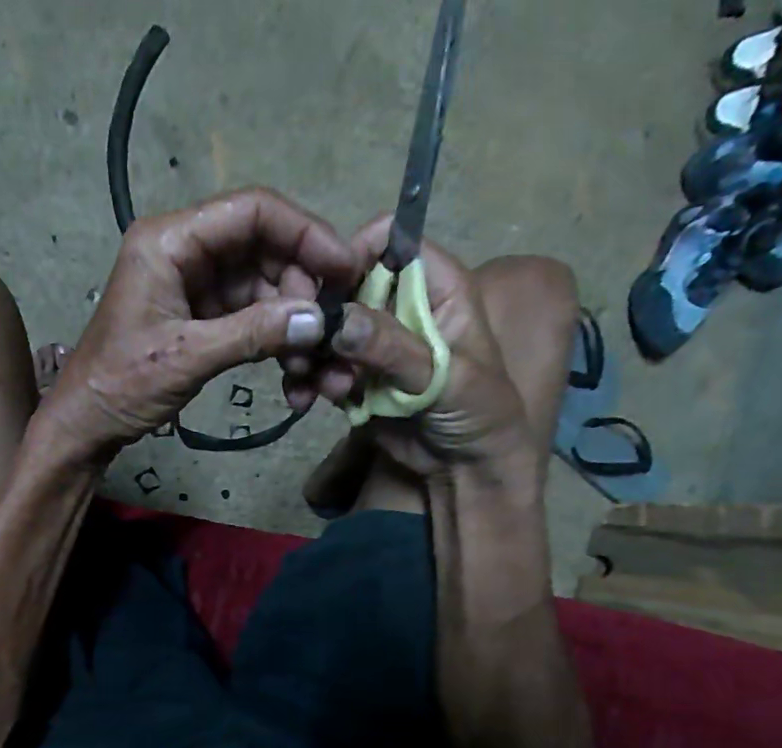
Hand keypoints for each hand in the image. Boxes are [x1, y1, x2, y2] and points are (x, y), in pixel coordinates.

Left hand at [32, 188, 362, 464]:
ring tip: (312, 359)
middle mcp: (184, 251)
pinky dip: (274, 336)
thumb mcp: (186, 356)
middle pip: (264, 246)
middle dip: (301, 285)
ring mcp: (195, 284)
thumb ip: (252, 333)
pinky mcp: (202, 315)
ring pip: (264, 283)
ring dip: (293, 318)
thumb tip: (319, 320)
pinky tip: (294, 367)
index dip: (305, 233)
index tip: (344, 268)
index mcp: (169, 241)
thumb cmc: (121, 384)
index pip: (252, 211)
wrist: (87, 423)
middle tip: (327, 327)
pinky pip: (252, 313)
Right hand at [284, 216, 533, 482]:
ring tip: (312, 384)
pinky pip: (320, 366)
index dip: (358, 253)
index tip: (330, 289)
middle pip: (347, 285)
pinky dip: (307, 380)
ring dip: (311, 355)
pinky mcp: (354, 375)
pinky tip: (304, 400)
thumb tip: (338, 319)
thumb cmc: (477, 414)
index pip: (394, 242)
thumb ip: (392, 348)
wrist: (464, 470)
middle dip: (321, 316)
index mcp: (438, 290)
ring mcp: (374, 343)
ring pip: (327, 329)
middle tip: (304, 346)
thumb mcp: (444, 379)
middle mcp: (401, 308)